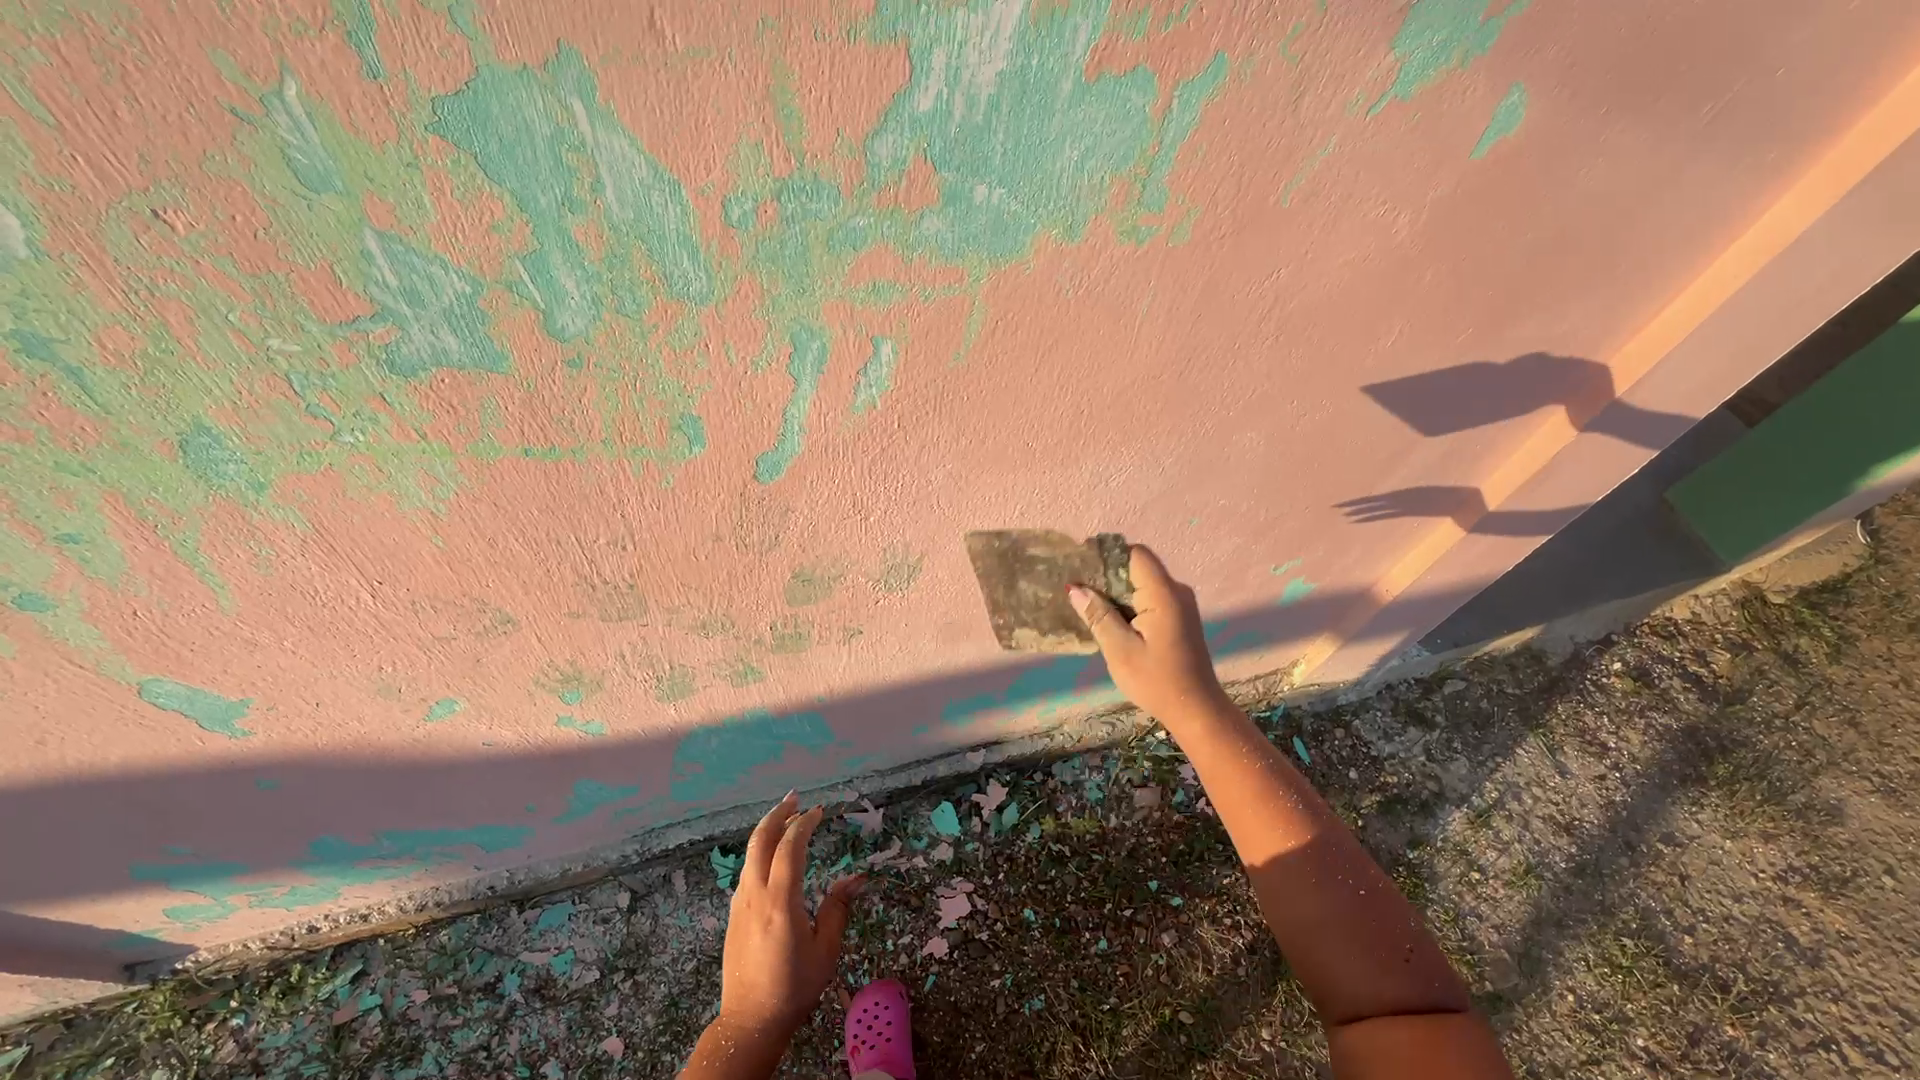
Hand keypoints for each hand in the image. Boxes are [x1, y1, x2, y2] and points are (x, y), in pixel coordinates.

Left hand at [718, 793, 864, 1042]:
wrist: (749, 1021)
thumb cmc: (793, 987)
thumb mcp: (825, 951)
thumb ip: (838, 909)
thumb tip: (856, 879)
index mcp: (780, 901)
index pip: (790, 847)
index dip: (804, 824)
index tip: (820, 811)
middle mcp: (755, 895)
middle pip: (760, 840)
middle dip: (778, 814)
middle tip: (795, 798)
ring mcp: (740, 904)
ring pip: (750, 855)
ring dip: (767, 831)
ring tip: (786, 820)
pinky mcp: (733, 915)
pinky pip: (746, 872)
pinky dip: (760, 853)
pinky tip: (772, 858)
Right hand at [1068, 544, 1230, 727]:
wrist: (1195, 709)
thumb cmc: (1156, 681)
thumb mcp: (1120, 650)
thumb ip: (1098, 615)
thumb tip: (1075, 588)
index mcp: (1164, 594)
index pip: (1135, 554)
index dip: (1107, 555)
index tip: (1080, 566)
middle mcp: (1176, 591)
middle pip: (1137, 567)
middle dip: (1106, 574)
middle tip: (1076, 588)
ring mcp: (1180, 604)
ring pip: (1142, 583)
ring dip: (1115, 591)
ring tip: (1086, 603)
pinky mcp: (1178, 616)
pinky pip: (1149, 598)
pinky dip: (1128, 603)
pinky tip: (1108, 617)